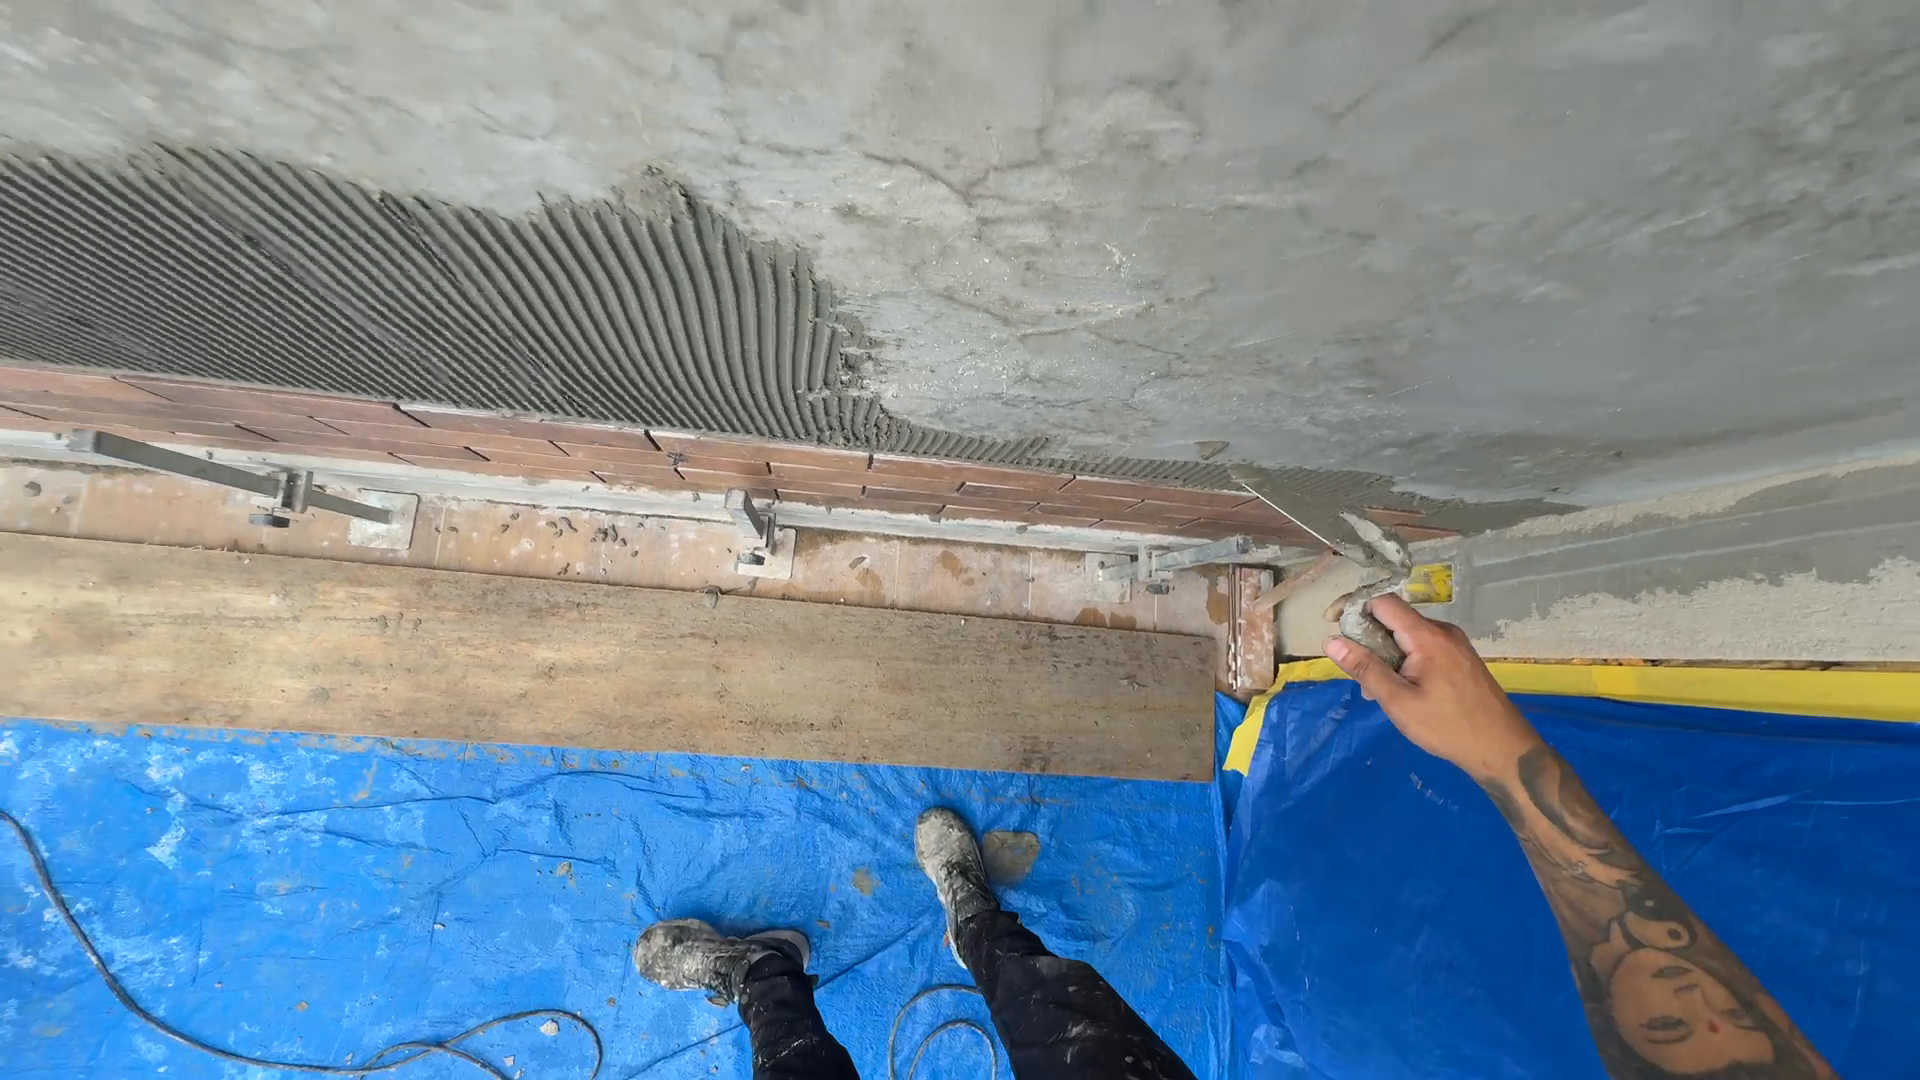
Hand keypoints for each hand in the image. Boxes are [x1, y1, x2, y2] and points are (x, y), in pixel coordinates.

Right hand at [1324, 594, 1542, 778]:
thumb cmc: (1448, 727)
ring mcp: (1454, 644)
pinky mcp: (1459, 658)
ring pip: (1404, 635)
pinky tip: (1399, 690)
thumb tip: (1330, 641)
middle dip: (1366, 639)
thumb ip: (1364, 668)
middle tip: (1357, 674)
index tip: (1332, 624)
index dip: (1353, 607)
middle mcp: (1442, 632)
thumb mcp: (1397, 701)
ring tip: (1377, 691)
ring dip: (1383, 654)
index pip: (1383, 602)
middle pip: (1392, 618)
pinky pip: (1420, 647)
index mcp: (1428, 637)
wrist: (1504, 750)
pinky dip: (1401, 661)